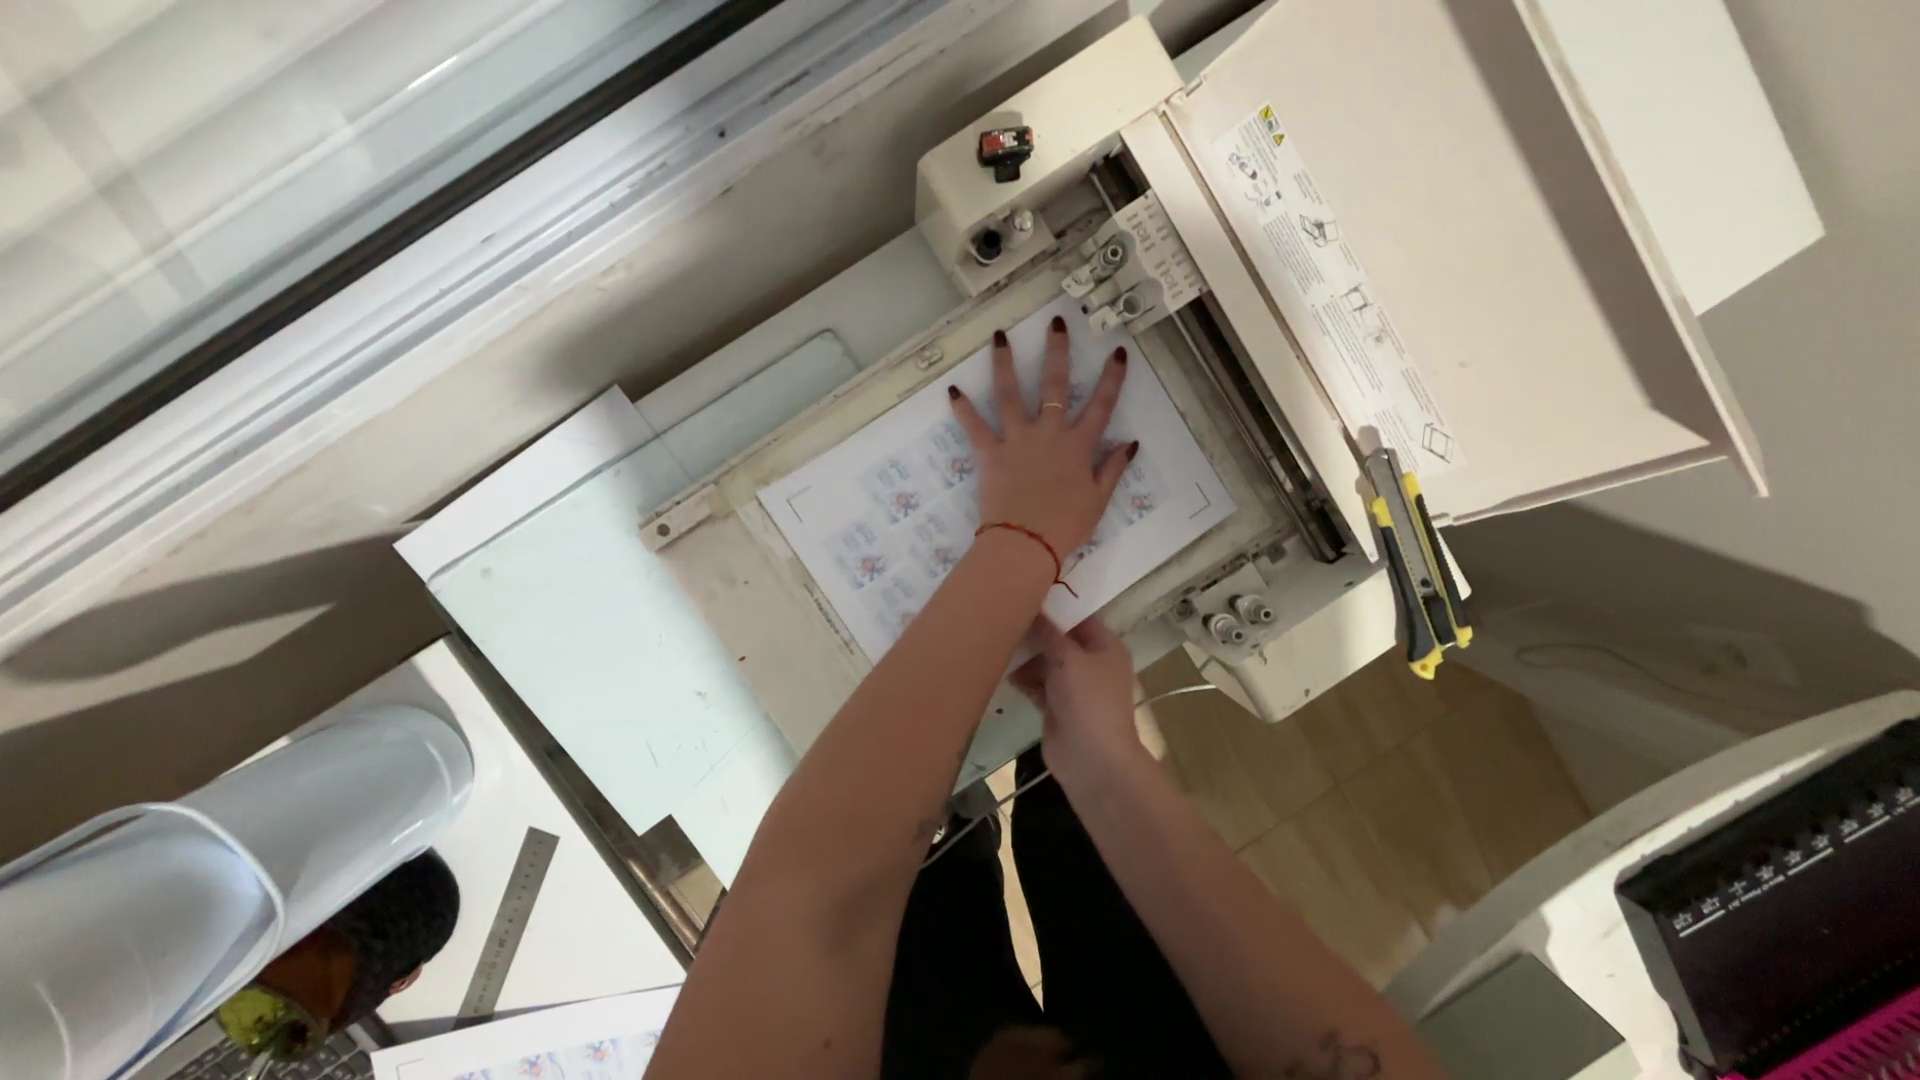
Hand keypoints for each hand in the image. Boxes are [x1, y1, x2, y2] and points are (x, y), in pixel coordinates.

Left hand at [948, 315, 1134, 557]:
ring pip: (1009, 394)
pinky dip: (963, 409)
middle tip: (1055, 322)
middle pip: (1054, 385)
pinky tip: (952, 390)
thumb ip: (1112, 469)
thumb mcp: (1098, 500)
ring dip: (1004, 363)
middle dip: (1056, 351)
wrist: (1025, 544)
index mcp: (1078, 446)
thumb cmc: (1065, 527)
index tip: (1117, 351)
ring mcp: (1016, 440)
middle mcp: (1048, 433)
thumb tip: (1129, 443)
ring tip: (999, 336)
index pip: (1101, 405)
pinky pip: (975, 427)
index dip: (1112, 378)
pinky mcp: (990, 453)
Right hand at [1010, 616, 1147, 780]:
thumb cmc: (1087, 700)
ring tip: (1000, 646)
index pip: (1079, 617)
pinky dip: (1025, 680)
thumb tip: (1032, 609)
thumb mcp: (1067, 658)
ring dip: (1027, 658)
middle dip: (1036, 634)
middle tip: (1005, 618)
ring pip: (1047, 663)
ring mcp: (1076, 687)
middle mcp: (1093, 663)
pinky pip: (1039, 685)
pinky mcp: (1058, 707)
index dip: (1055, 606)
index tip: (1025, 594)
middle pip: (1060, 640)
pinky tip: (1005, 674)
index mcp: (1106, 646)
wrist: (1092, 758)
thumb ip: (1047, 632)